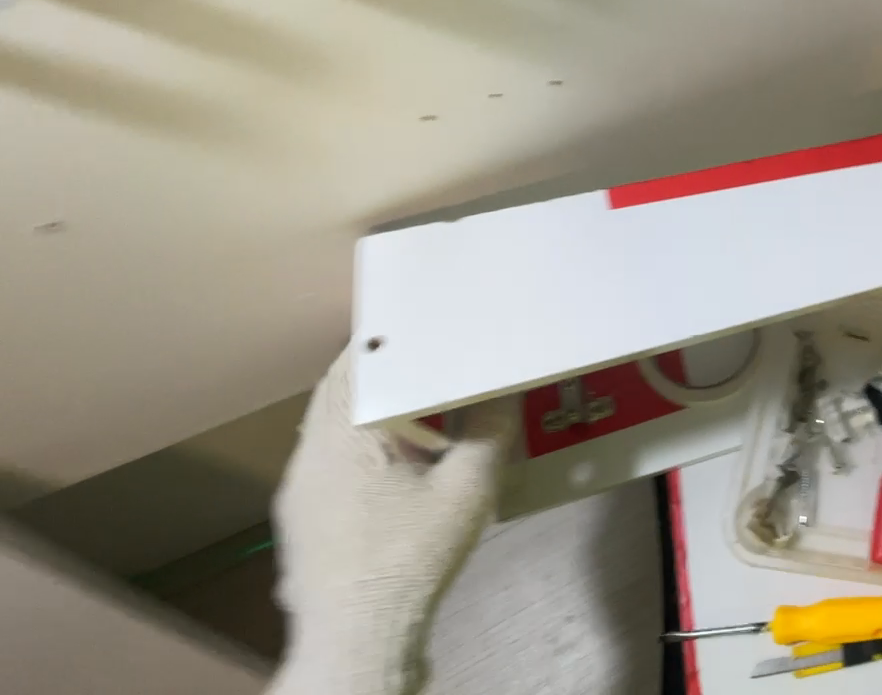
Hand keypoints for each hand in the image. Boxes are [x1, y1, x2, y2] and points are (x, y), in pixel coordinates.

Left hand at [268, 347, 516, 694]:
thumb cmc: (415, 552)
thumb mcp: (470, 485)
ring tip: (419, 397)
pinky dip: (362, 438)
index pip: (351, 368)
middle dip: (377, 368)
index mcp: (345, 439)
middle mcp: (310, 459)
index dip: (379, 339)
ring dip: (369, 405)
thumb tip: (507, 386)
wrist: (359, 637)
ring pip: (330, 428)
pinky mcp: (304, 520)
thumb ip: (490, 428)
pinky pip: (329, 458)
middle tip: (424, 348)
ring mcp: (300, 493)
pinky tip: (399, 456)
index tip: (412, 317)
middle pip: (336, 394)